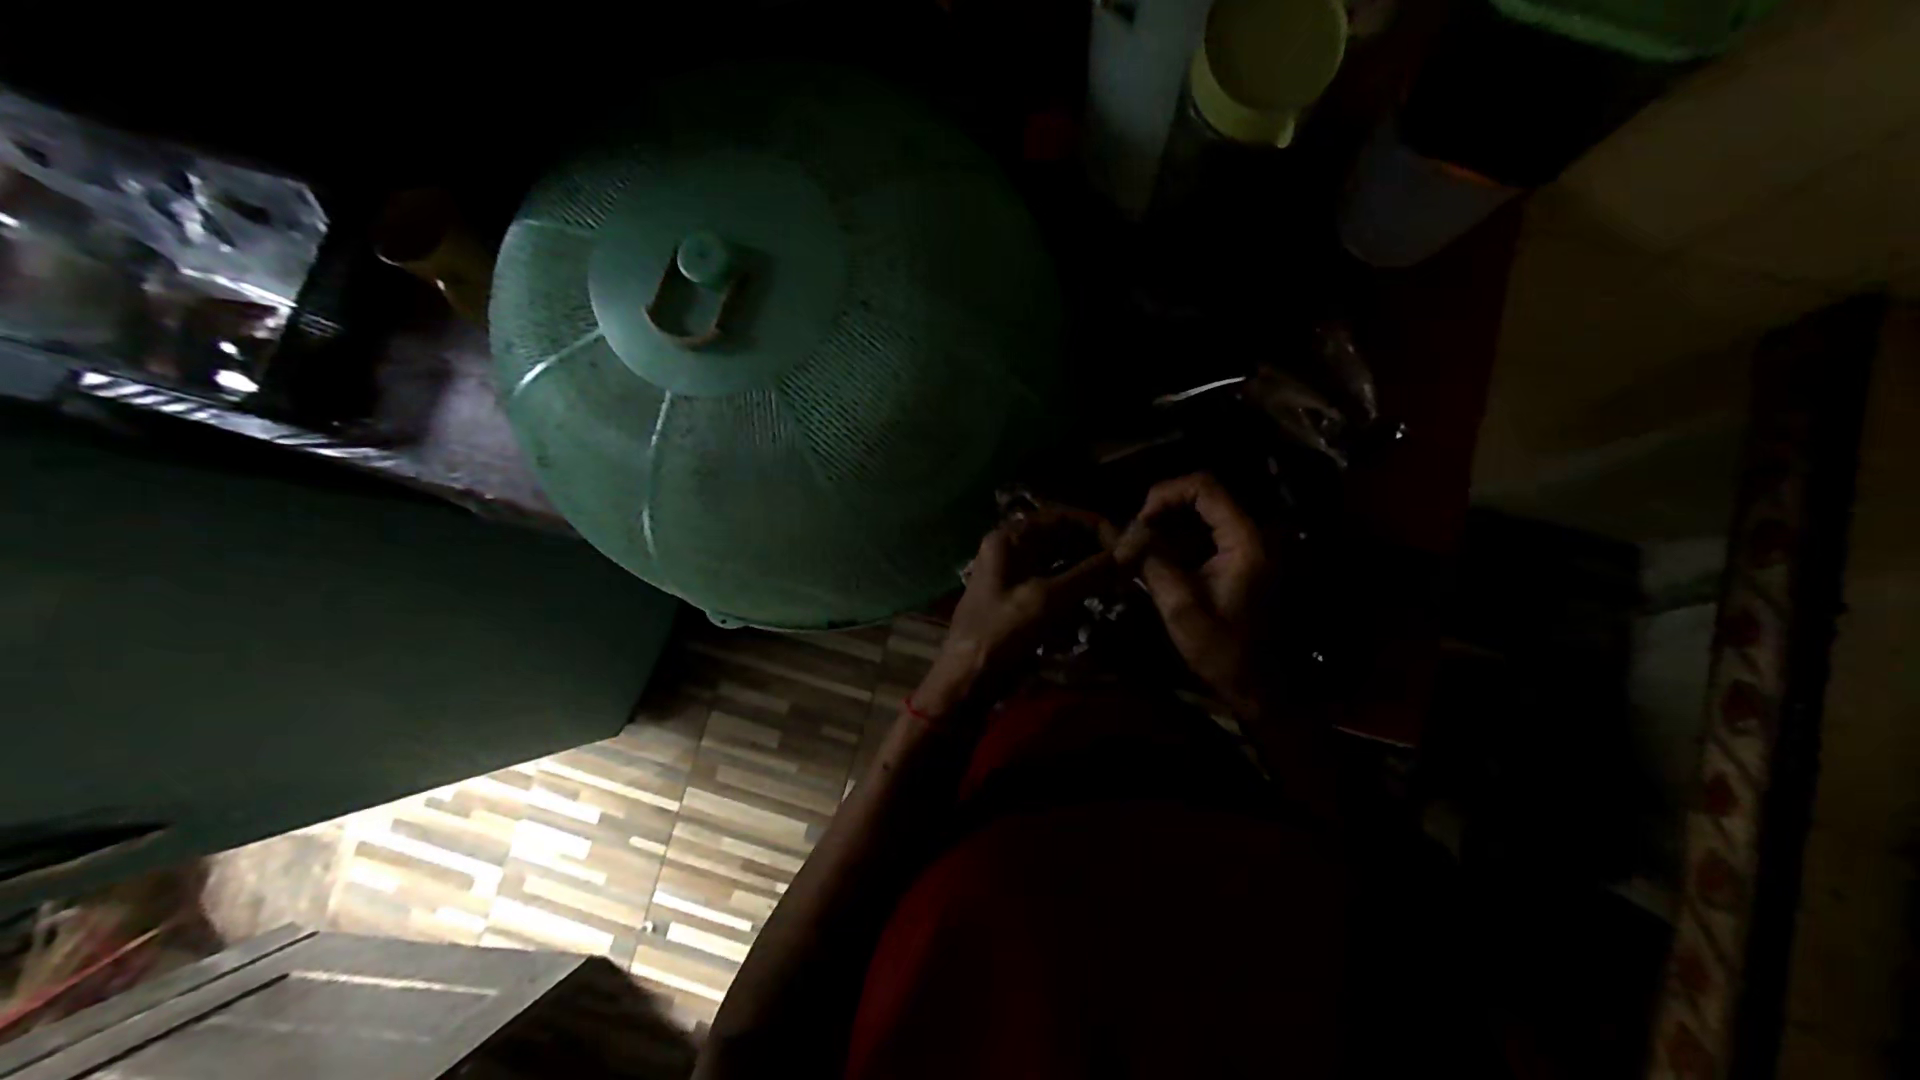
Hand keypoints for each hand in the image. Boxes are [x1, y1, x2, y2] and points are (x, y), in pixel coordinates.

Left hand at [911, 509, 1117, 722]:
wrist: (966, 679)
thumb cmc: (1000, 633)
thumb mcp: (1047, 600)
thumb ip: (1091, 573)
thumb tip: (1135, 549)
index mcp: (1009, 538)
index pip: (1062, 517)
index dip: (1097, 528)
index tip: (1128, 547)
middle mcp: (1010, 549)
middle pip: (1063, 538)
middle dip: (1095, 552)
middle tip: (1128, 570)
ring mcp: (1014, 574)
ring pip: (1061, 562)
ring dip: (1089, 573)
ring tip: (1118, 587)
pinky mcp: (1019, 599)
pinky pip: (1054, 585)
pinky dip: (1076, 591)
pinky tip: (1096, 603)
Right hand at [1117, 474, 1271, 714]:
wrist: (1256, 684)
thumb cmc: (1223, 650)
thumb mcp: (1180, 607)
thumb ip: (1152, 563)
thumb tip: (1123, 534)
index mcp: (1245, 540)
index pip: (1204, 488)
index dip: (1165, 495)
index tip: (1140, 522)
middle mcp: (1250, 534)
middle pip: (1202, 495)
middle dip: (1162, 509)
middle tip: (1134, 535)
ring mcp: (1246, 546)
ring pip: (1200, 513)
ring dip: (1166, 524)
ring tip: (1139, 548)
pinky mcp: (1237, 560)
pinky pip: (1204, 534)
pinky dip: (1177, 539)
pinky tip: (1155, 559)